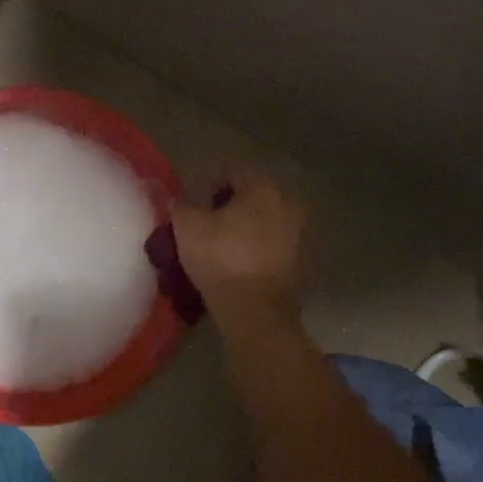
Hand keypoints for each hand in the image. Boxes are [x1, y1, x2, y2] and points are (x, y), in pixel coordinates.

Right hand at [170, 164, 305, 325]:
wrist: (255, 310)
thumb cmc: (220, 258)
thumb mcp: (187, 226)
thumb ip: (182, 204)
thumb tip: (182, 198)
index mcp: (262, 189)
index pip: (234, 170)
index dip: (211, 183)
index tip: (196, 204)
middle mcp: (287, 204)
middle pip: (253, 195)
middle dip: (231, 206)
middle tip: (208, 224)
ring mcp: (298, 234)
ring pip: (265, 220)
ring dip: (245, 227)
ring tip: (221, 246)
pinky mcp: (300, 261)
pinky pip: (272, 244)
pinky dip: (256, 248)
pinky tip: (238, 263)